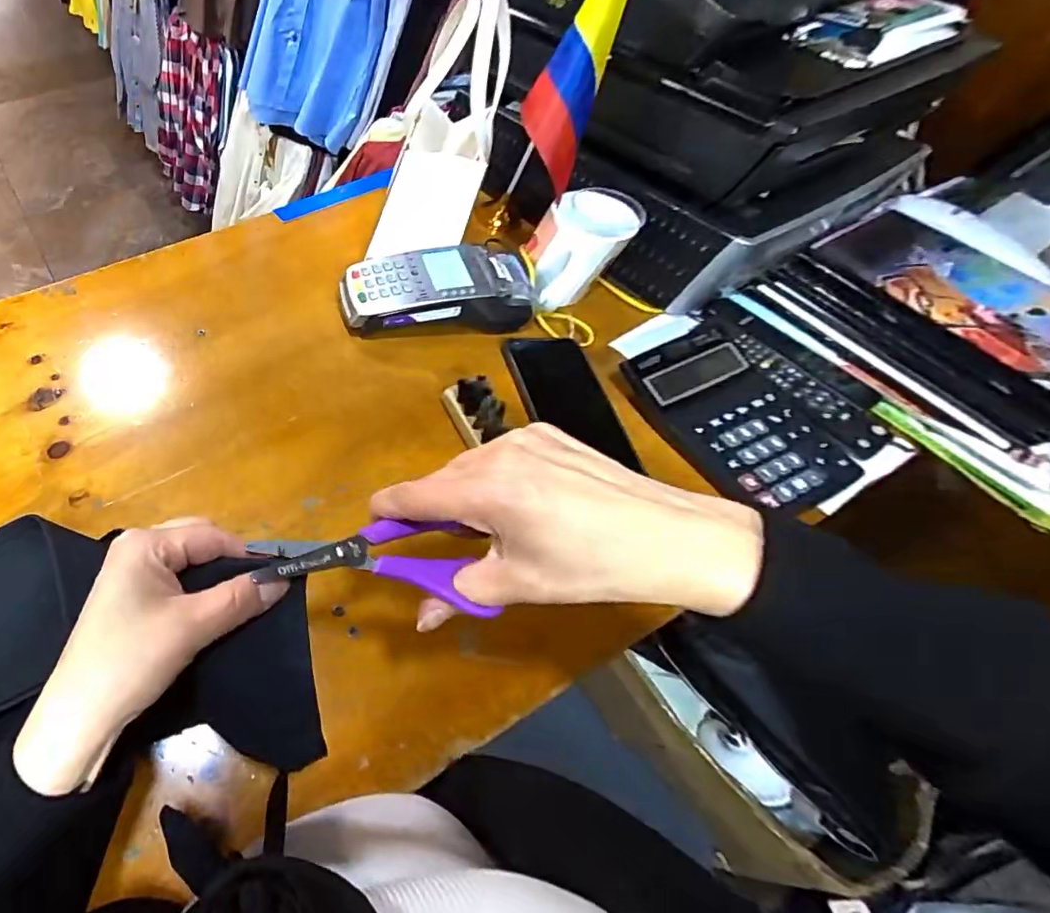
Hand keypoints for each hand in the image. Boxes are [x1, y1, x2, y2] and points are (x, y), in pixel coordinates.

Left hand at [12, 519, 286, 794]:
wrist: (80, 713)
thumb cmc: (133, 659)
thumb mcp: (191, 627)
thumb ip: (238, 599)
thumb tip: (281, 580)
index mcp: (144, 543)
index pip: (208, 535)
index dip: (245, 554)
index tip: (279, 577)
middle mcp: (133, 547)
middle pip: (196, 542)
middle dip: (229, 563)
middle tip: (260, 593)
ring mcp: (128, 572)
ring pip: (185, 564)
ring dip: (214, 579)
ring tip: (241, 603)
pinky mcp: (128, 597)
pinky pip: (172, 581)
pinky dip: (196, 592)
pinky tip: (212, 613)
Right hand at [370, 424, 763, 631]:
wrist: (676, 538)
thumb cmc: (592, 566)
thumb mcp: (518, 584)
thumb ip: (456, 593)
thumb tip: (421, 617)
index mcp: (483, 489)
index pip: (408, 495)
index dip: (384, 515)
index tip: (374, 533)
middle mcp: (495, 452)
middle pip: (437, 481)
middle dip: (433, 513)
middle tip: (450, 545)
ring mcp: (522, 436)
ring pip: (467, 467)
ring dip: (464, 495)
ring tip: (499, 527)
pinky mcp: (545, 432)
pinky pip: (498, 454)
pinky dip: (494, 477)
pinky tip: (525, 501)